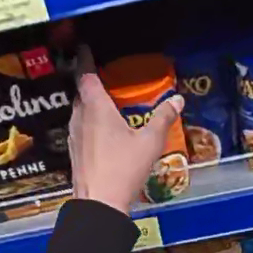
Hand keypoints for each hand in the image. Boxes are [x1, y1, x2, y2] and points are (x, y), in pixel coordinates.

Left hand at [69, 52, 182, 214]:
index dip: (86, 60)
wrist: (99, 203)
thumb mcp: (149, 143)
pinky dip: (91, 124)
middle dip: (91, 84)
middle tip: (106, 79)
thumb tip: (177, 99)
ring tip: (108, 105)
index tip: (86, 49)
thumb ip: (163, 118)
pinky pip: (82, 129)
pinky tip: (105, 134)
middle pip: (82, 93)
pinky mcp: (75, 153)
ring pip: (80, 112)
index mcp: (96, 108)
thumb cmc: (123, 168)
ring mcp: (75, 136)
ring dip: (91, 106)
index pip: (86, 75)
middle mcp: (80, 117)